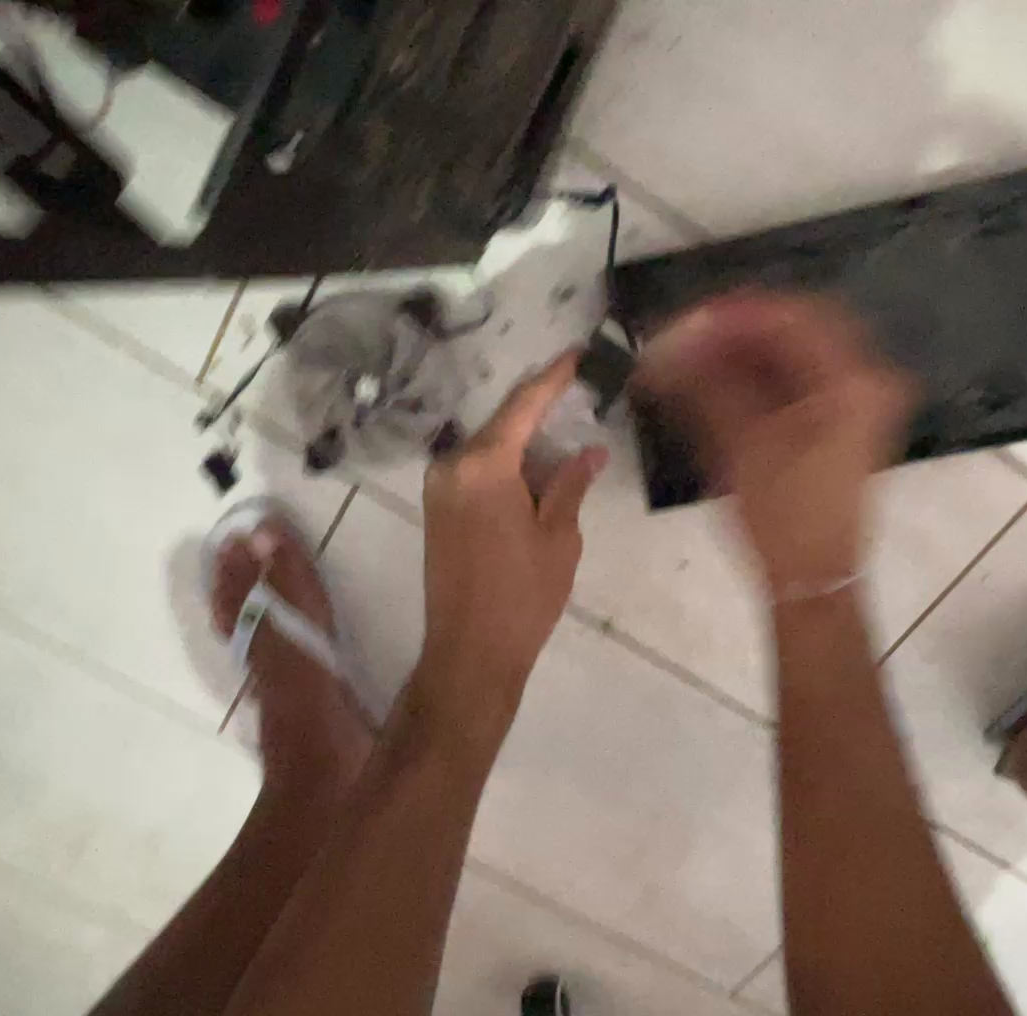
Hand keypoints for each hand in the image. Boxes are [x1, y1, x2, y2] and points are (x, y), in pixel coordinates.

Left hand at [421, 353, 607, 692]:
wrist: (470, 651)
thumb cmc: (523, 595)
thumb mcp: (559, 537)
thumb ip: (570, 484)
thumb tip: (589, 451)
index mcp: (484, 466)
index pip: (523, 406)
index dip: (552, 378)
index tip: (576, 353)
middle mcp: (451, 466)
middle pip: (501, 425)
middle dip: (539, 413)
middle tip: (578, 400)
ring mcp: (438, 488)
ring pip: (487, 448)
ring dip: (522, 443)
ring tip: (563, 440)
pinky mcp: (436, 510)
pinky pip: (474, 470)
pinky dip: (504, 465)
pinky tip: (533, 473)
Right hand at [639, 292, 916, 592]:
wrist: (815, 582)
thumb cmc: (783, 519)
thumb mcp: (742, 447)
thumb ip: (709, 384)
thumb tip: (670, 343)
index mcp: (853, 383)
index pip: (793, 318)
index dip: (734, 315)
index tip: (686, 322)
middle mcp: (866, 383)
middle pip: (796, 332)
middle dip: (736, 333)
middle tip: (686, 340)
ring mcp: (857, 404)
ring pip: (795, 356)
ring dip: (743, 355)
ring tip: (692, 362)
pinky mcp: (842, 425)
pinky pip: (798, 383)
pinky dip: (758, 380)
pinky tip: (718, 385)